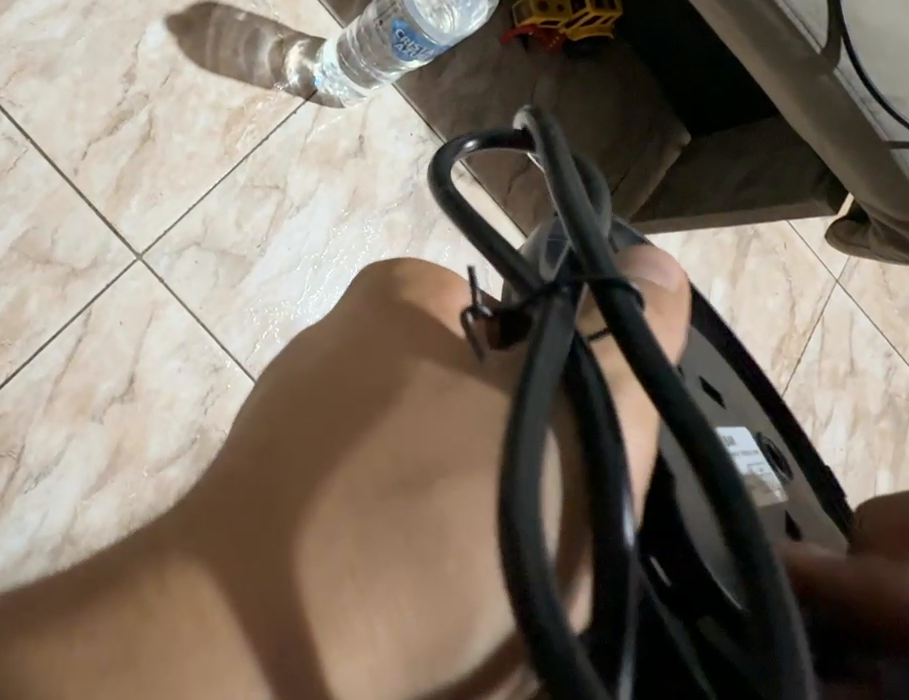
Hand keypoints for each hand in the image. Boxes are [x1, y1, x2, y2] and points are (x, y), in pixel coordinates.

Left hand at [165, 248, 692, 699]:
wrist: (254, 646)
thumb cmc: (425, 516)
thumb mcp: (563, 426)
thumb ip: (618, 343)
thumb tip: (654, 262)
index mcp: (391, 300)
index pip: (513, 323)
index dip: (567, 395)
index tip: (577, 464)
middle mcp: (334, 350)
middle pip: (471, 404)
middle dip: (515, 469)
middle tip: (539, 544)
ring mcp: (297, 431)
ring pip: (427, 474)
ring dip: (466, 530)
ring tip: (481, 594)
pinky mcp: (274, 506)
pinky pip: (374, 521)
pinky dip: (405, 558)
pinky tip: (423, 609)